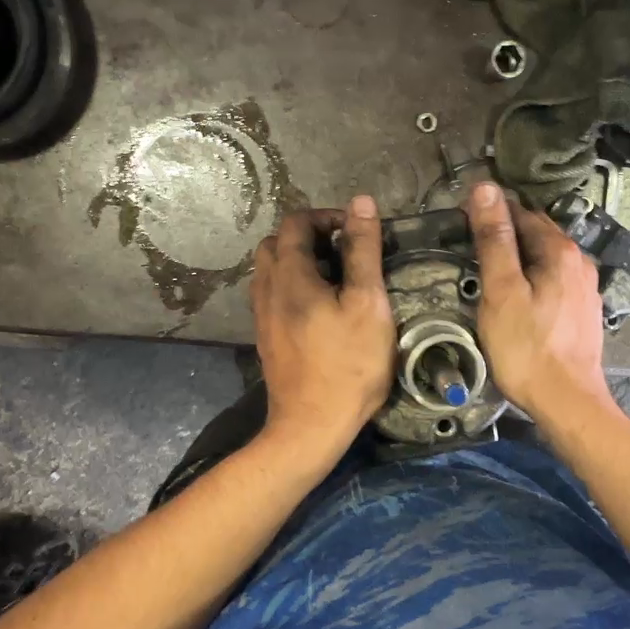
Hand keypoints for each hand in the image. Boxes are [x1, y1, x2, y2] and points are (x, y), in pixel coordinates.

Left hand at [252, 197, 395, 460]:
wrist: (311, 425)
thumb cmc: (349, 365)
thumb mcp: (367, 303)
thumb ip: (363, 251)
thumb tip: (362, 202)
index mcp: (290, 274)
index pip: (296, 223)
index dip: (326, 217)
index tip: (356, 233)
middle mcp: (267, 289)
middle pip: (276, 244)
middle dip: (309, 238)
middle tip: (345, 254)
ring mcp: (262, 317)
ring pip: (271, 272)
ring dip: (299, 264)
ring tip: (334, 281)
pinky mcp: (266, 340)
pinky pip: (272, 297)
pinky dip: (292, 288)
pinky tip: (320, 311)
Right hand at [464, 182, 611, 423]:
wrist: (567, 400)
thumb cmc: (526, 348)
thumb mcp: (501, 291)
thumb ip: (494, 240)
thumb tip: (485, 188)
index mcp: (560, 251)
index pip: (521, 214)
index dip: (491, 215)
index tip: (464, 224)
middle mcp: (580, 263)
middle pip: (538, 236)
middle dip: (508, 237)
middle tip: (474, 250)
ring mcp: (586, 290)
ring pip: (548, 262)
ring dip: (523, 261)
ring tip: (493, 276)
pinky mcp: (585, 314)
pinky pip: (556, 285)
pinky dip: (536, 283)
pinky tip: (521, 301)